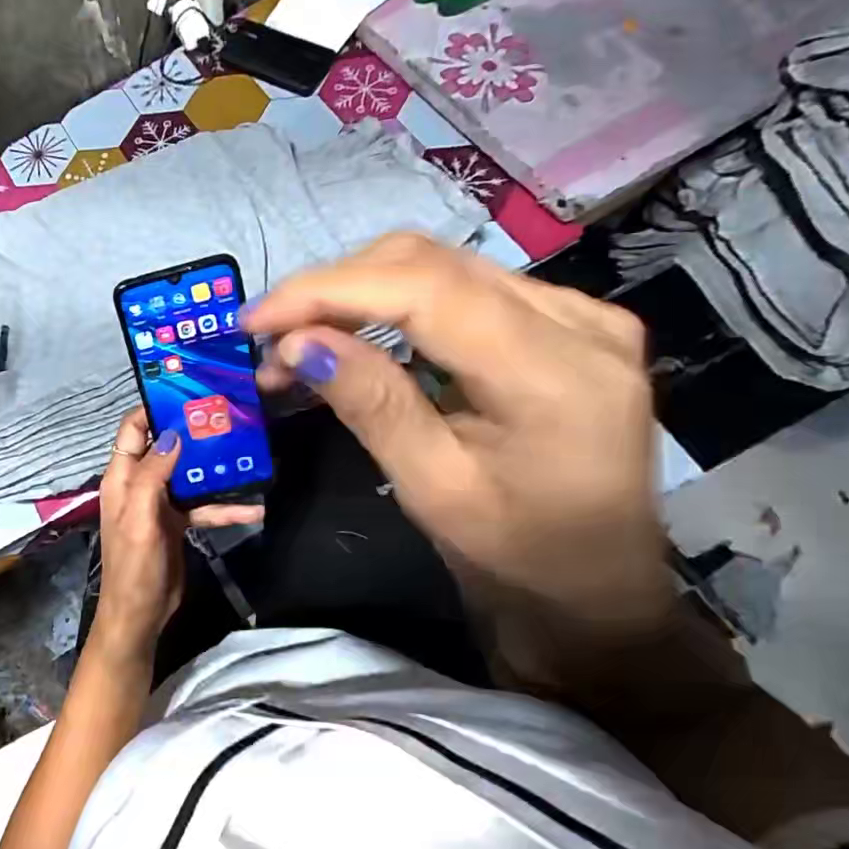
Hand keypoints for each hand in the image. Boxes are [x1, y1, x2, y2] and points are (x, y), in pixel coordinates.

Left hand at [93, 409, 263, 651]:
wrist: (141, 614)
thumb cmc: (134, 565)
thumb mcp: (140, 517)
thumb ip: (152, 475)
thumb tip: (173, 434)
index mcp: (121, 478)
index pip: (132, 430)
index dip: (153, 410)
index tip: (185, 393)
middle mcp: (139, 484)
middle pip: (165, 447)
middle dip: (192, 432)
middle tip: (226, 415)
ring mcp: (160, 503)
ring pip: (189, 475)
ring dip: (215, 470)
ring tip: (248, 454)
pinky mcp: (178, 522)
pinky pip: (203, 507)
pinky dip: (225, 507)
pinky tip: (254, 509)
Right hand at [246, 234, 668, 626]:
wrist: (592, 584)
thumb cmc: (513, 554)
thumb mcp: (431, 488)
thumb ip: (370, 404)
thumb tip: (295, 343)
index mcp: (554, 374)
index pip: (426, 290)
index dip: (329, 290)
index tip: (255, 320)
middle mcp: (577, 322)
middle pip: (432, 263)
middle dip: (334, 287)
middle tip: (270, 336)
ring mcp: (578, 315)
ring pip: (442, 266)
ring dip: (357, 293)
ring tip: (300, 341)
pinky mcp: (563, 322)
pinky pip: (462, 287)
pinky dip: (392, 304)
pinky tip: (356, 336)